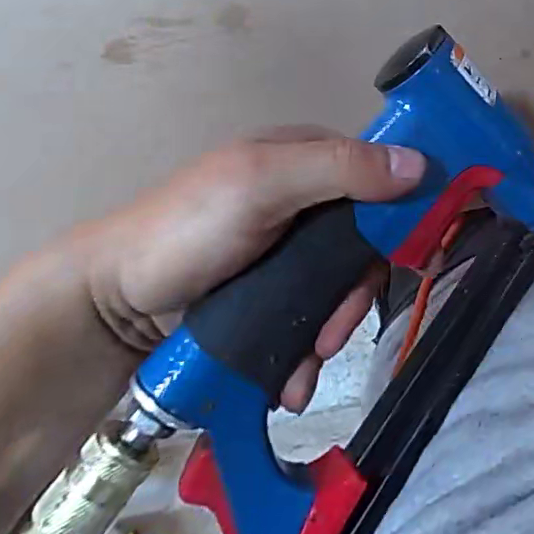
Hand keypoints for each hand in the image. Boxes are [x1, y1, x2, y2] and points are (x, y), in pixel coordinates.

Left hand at [60, 127, 424, 411]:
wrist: (113, 305)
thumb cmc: (189, 229)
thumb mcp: (263, 183)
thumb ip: (340, 168)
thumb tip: (421, 164)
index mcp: (304, 157)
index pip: (378, 172)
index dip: (403, 209)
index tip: (419, 254)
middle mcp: (304, 198)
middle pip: (364, 240)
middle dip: (356, 291)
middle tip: (337, 329)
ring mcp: (288, 248)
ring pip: (341, 284)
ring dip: (334, 328)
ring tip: (307, 363)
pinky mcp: (274, 292)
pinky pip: (313, 314)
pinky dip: (310, 347)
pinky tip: (294, 376)